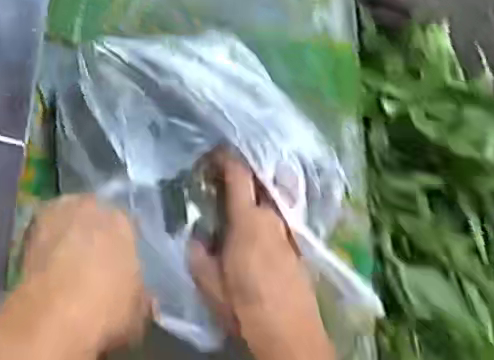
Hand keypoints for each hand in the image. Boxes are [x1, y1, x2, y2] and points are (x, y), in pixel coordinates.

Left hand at [19, 195, 151, 354]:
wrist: (55, 312)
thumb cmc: (105, 311)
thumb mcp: (137, 314)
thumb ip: (142, 297)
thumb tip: (145, 298)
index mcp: (122, 222)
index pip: (127, 226)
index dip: (123, 246)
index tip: (120, 264)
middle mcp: (93, 205)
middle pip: (96, 214)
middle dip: (95, 232)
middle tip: (93, 260)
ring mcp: (61, 208)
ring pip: (69, 215)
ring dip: (69, 230)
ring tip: (66, 259)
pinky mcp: (33, 220)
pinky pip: (45, 227)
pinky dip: (47, 240)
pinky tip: (46, 261)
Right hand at [189, 153, 333, 359]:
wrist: (293, 341)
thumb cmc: (246, 308)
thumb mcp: (210, 284)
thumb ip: (197, 253)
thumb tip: (195, 235)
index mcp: (247, 217)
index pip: (237, 172)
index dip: (223, 157)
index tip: (209, 153)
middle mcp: (271, 216)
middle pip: (257, 181)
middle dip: (240, 174)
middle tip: (220, 178)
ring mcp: (288, 232)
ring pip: (269, 201)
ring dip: (254, 196)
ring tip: (236, 203)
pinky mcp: (298, 250)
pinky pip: (278, 220)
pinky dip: (266, 215)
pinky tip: (255, 230)